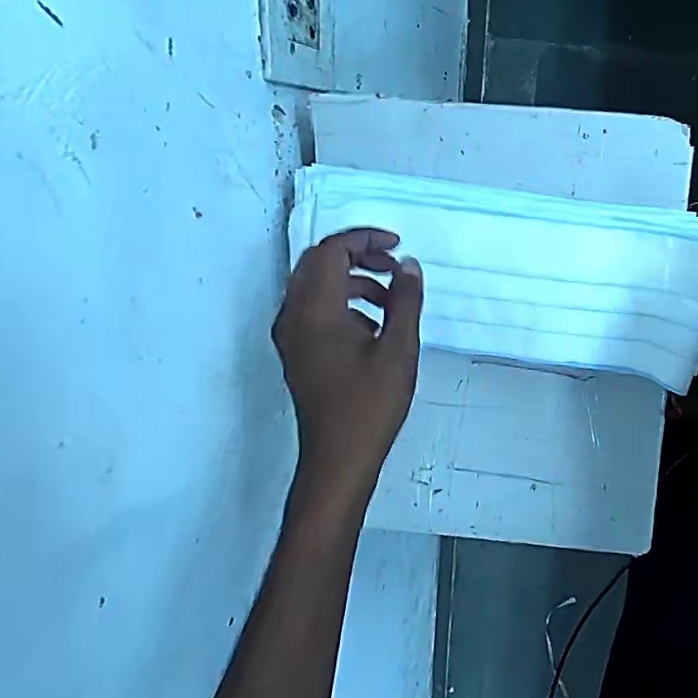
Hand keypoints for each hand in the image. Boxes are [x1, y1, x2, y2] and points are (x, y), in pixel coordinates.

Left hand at [273, 227, 424, 509]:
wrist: (338, 458)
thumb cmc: (369, 406)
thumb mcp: (399, 349)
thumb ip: (405, 300)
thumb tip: (408, 266)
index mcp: (315, 311)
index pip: (331, 251)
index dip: (364, 239)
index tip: (397, 245)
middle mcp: (293, 316)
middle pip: (317, 262)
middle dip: (357, 255)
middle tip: (393, 266)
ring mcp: (290, 335)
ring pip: (314, 285)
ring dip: (351, 279)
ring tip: (390, 299)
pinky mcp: (295, 351)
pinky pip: (312, 308)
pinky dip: (341, 301)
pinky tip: (372, 326)